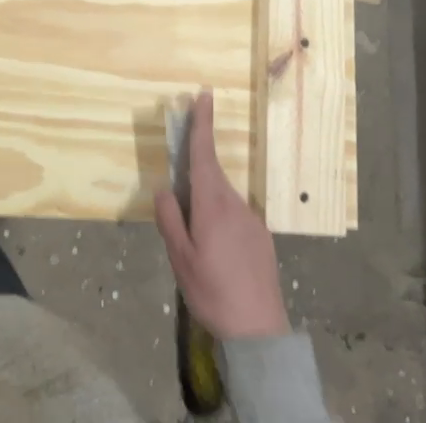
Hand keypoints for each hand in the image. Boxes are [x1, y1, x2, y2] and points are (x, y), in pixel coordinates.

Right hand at [154, 89, 289, 339]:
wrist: (259, 331)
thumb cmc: (213, 292)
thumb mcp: (180, 259)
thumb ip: (170, 219)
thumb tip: (164, 189)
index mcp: (213, 205)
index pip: (204, 154)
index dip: (202, 123)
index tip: (204, 95)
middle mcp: (236, 205)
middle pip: (211, 175)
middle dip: (195, 168)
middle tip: (178, 185)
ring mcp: (252, 221)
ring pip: (222, 199)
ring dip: (205, 204)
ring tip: (194, 242)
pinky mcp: (261, 238)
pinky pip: (233, 216)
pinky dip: (218, 220)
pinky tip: (214, 253)